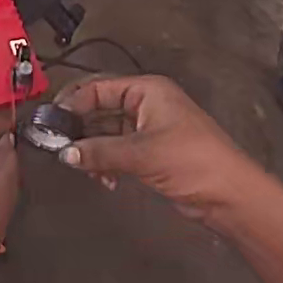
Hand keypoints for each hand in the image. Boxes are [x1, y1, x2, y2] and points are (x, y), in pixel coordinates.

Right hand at [55, 75, 265, 221]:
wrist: (229, 195)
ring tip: (81, 166)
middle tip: (58, 145)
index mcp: (147, 91)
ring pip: (106, 133)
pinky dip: (105, 163)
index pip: (98, 87)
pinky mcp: (150, 153)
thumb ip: (98, 151)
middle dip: (80, 128)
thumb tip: (65, 153)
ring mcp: (148, 130)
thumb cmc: (192, 161)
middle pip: (100, 109)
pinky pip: (116, 151)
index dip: (73, 102)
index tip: (53, 121)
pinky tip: (103, 179)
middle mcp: (146, 105)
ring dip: (92, 150)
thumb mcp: (141, 153)